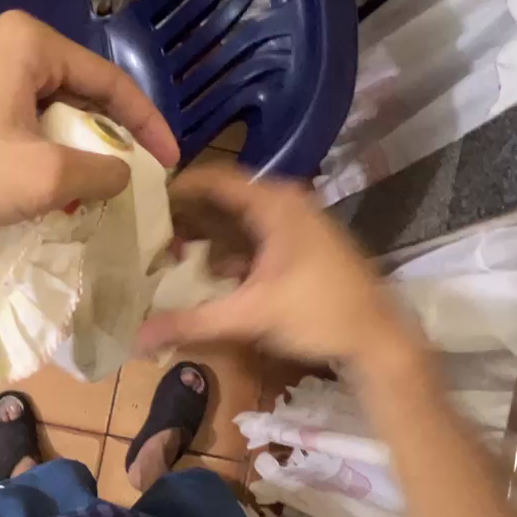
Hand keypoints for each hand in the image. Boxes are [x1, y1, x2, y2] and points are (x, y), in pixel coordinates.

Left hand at [0, 11, 179, 247]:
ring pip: (51, 108)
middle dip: (110, 135)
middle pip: (80, 90)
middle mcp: (3, 43)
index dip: (147, 123)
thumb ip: (103, 170)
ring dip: (77, 146)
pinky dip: (46, 148)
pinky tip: (53, 181)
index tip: (170, 161)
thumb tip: (123, 173)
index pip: (108, 80)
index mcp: (27, 42)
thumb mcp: (48, 177)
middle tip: (132, 175)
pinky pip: (23, 120)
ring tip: (96, 184)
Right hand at [138, 162, 422, 366]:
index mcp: (274, 204)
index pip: (213, 178)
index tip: (144, 204)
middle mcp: (287, 203)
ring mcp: (299, 224)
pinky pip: (258, 237)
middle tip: (154, 239)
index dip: (177, 188)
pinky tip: (218, 280)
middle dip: (189, 219)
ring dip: (210, 239)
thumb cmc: (318, 314)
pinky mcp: (305, 246)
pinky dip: (234, 252)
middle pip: (224, 199)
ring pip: (241, 221)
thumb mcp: (249, 316)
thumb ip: (191, 322)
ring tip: (178, 260)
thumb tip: (137, 337)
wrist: (379, 338)